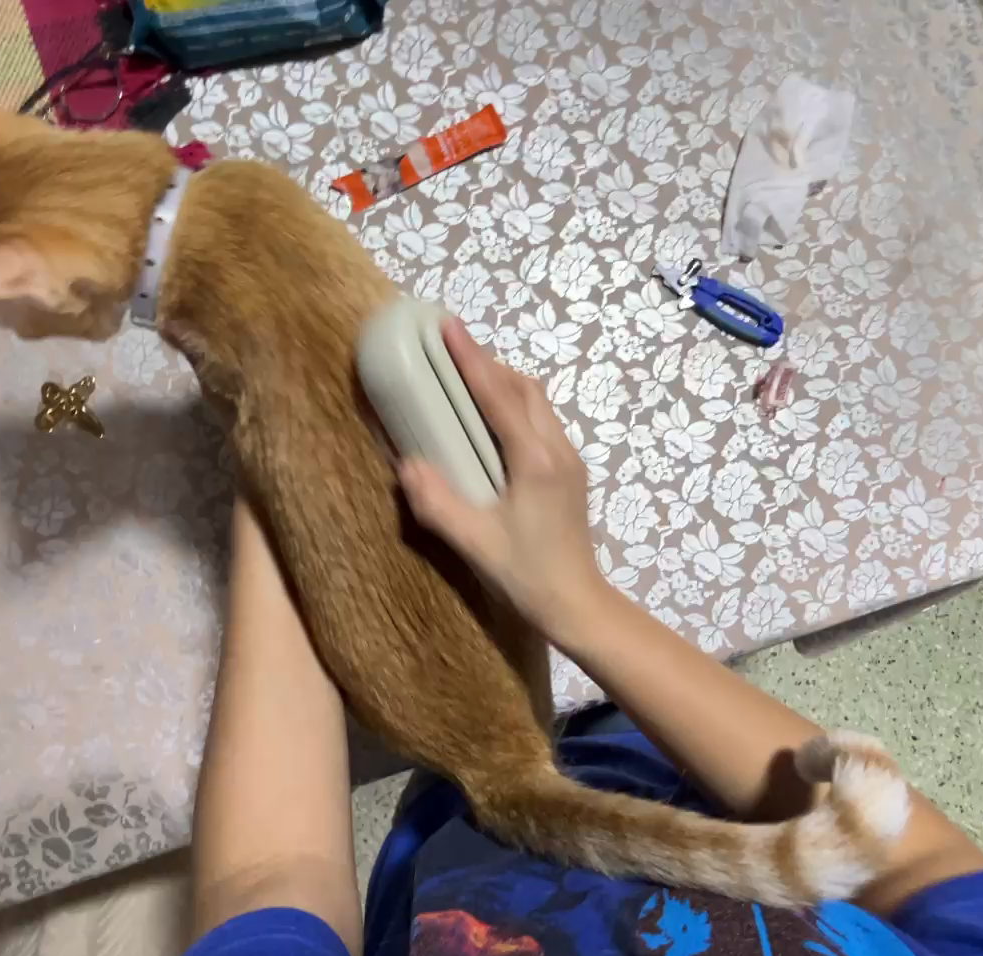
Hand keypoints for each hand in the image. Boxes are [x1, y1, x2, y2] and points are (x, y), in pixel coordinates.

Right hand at [397, 320, 609, 640]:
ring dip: (505, 384)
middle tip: (451, 355)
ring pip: (538, 403)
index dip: (471, 358)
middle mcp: (558, 450)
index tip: (448, 325)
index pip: (499, 396)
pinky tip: (493, 424)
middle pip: (525, 388)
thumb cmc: (526, 575)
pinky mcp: (571, 474)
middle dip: (489, 365)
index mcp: (535, 460)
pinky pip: (542, 423)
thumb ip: (437, 504)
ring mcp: (570, 460)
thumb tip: (406, 466)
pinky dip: (516, 407)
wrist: (576, 602)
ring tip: (468, 382)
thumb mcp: (474, 543)